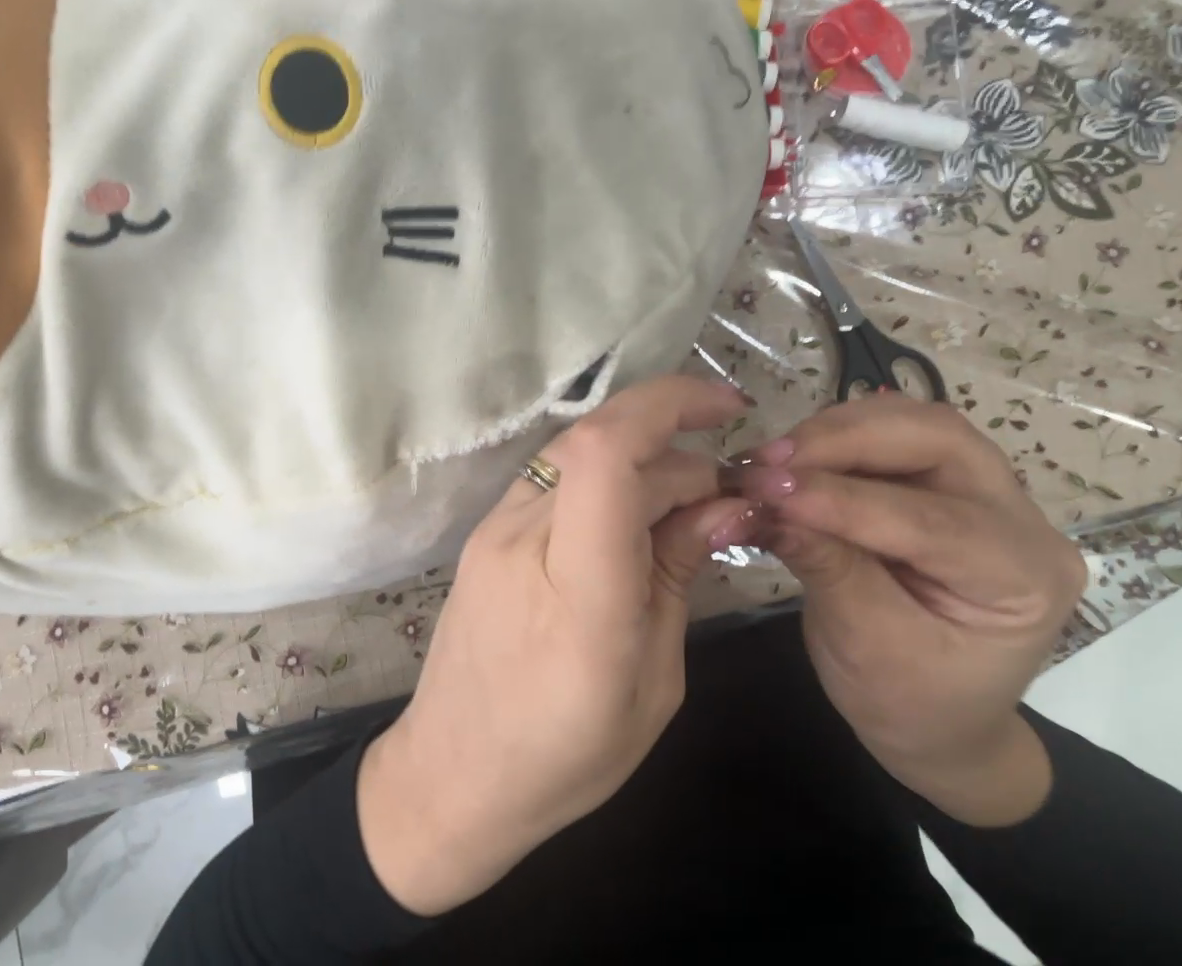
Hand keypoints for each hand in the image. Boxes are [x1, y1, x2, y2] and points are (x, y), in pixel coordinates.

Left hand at [358, 377, 757, 916]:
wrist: (452, 775)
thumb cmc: (566, 756)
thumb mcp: (653, 682)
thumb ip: (678, 578)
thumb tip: (724, 504)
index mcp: (577, 592)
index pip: (605, 457)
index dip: (667, 406)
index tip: (729, 410)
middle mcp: (521, 543)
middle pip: (598, 444)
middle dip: (675, 447)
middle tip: (723, 498)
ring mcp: (491, 534)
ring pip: (571, 454)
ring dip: (638, 458)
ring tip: (684, 505)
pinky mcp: (481, 538)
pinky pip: (550, 482)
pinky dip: (601, 479)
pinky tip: (632, 517)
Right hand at [730, 396, 1088, 826]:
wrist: (937, 724)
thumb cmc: (909, 701)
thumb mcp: (864, 645)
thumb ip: (823, 565)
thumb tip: (759, 502)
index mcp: (1024, 578)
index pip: (930, 520)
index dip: (841, 498)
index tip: (764, 488)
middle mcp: (1022, 521)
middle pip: (941, 440)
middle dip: (847, 438)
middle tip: (767, 459)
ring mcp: (990, 496)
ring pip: (920, 426)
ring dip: (840, 431)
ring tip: (773, 458)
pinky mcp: (948, 488)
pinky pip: (900, 440)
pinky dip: (842, 437)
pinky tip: (799, 453)